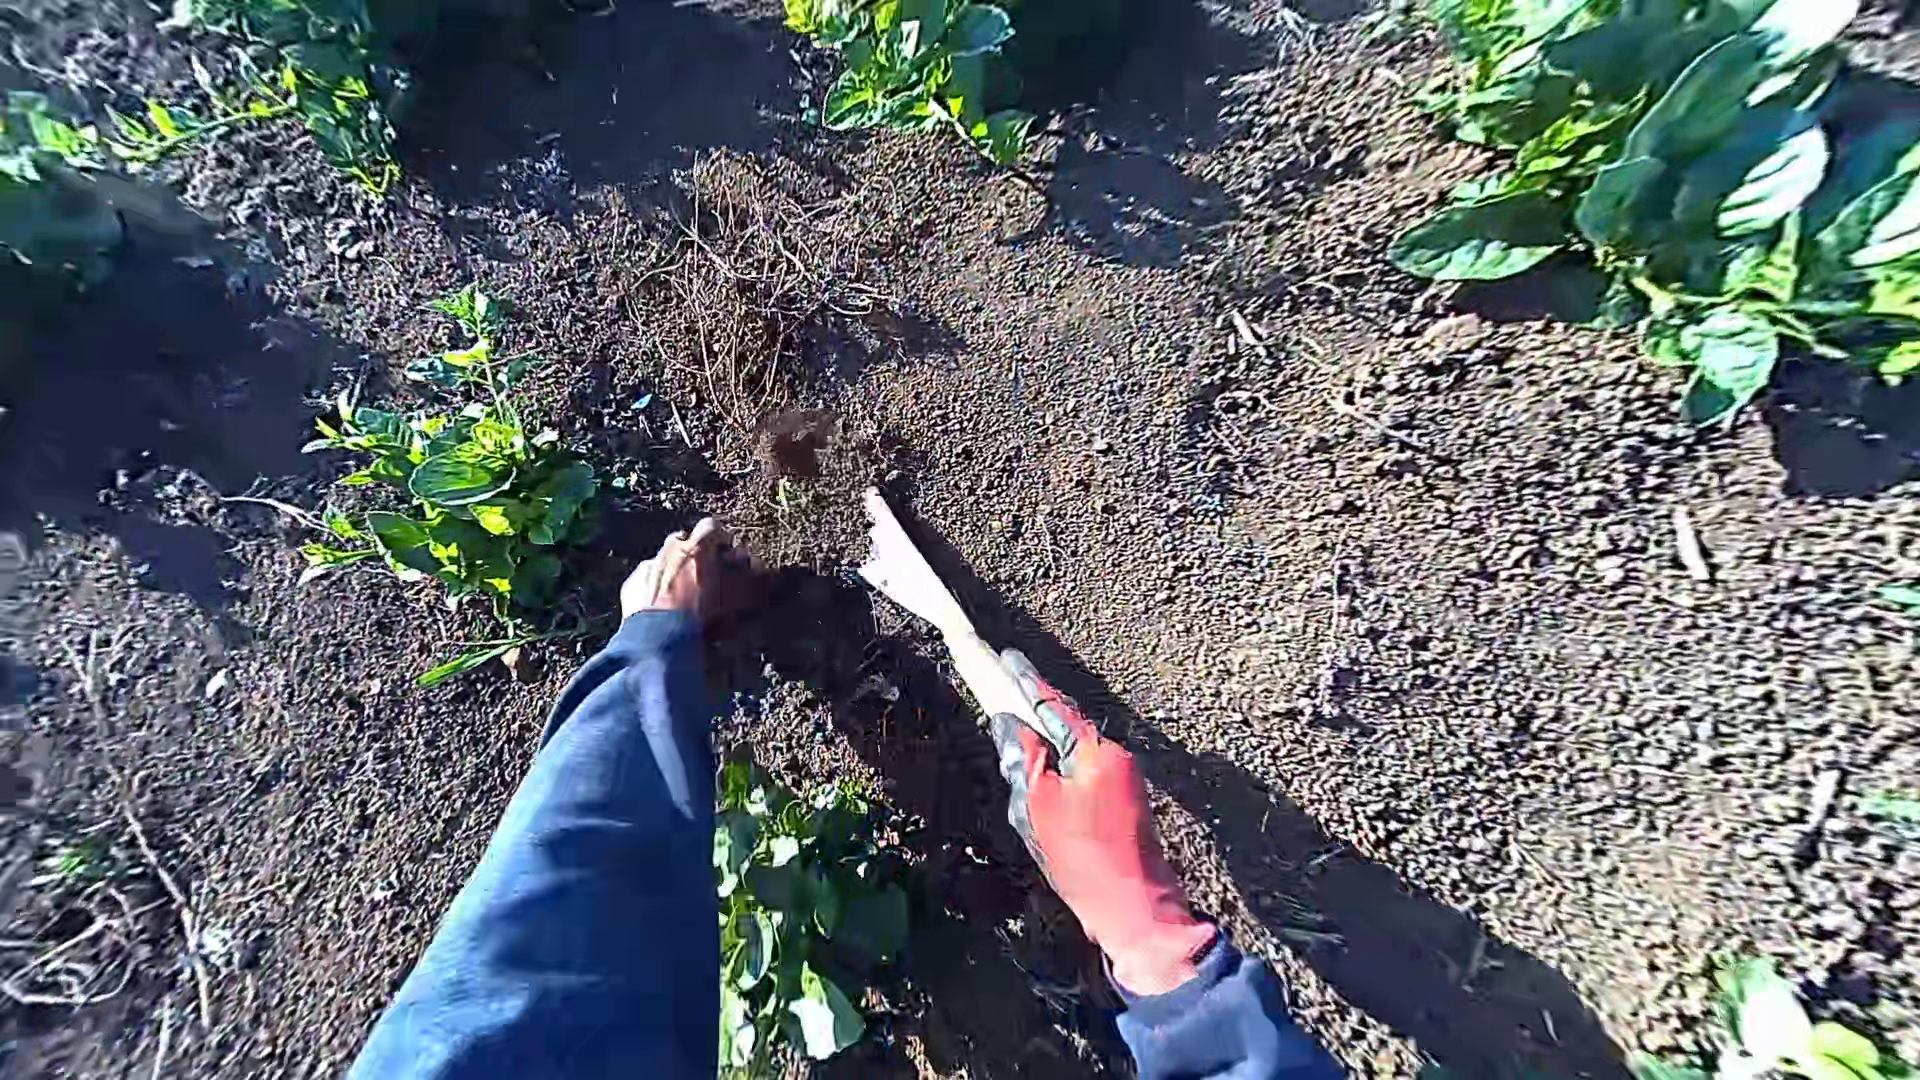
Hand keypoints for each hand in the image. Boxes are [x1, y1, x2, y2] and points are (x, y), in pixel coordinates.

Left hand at [620, 517, 753, 622]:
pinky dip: (656, 586)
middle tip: (707, 573)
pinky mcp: (633, 582)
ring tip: (685, 592)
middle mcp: (672, 548)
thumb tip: (752, 567)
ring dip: (676, 568)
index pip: (713, 526)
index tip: (727, 553)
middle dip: (697, 553)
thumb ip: (743, 575)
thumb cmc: (701, 614)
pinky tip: (665, 604)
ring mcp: (650, 564)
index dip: (721, 540)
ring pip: (666, 558)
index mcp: (698, 546)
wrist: (660, 636)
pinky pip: (647, 577)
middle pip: (686, 540)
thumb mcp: (733, 596)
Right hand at [989, 651, 1216, 995]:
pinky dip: (1062, 758)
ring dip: (1048, 735)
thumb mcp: (1039, 806)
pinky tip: (1045, 766)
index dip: (1025, 680)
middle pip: (1066, 720)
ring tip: (1021, 726)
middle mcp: (1114, 754)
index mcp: (1094, 750)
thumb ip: (1024, 757)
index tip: (1006, 657)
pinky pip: (1085, 763)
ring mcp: (1122, 774)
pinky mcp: (1124, 794)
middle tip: (1007, 685)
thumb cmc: (1084, 860)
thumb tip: (1009, 724)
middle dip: (1035, 707)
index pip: (1052, 704)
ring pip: (1074, 743)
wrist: (1137, 911)